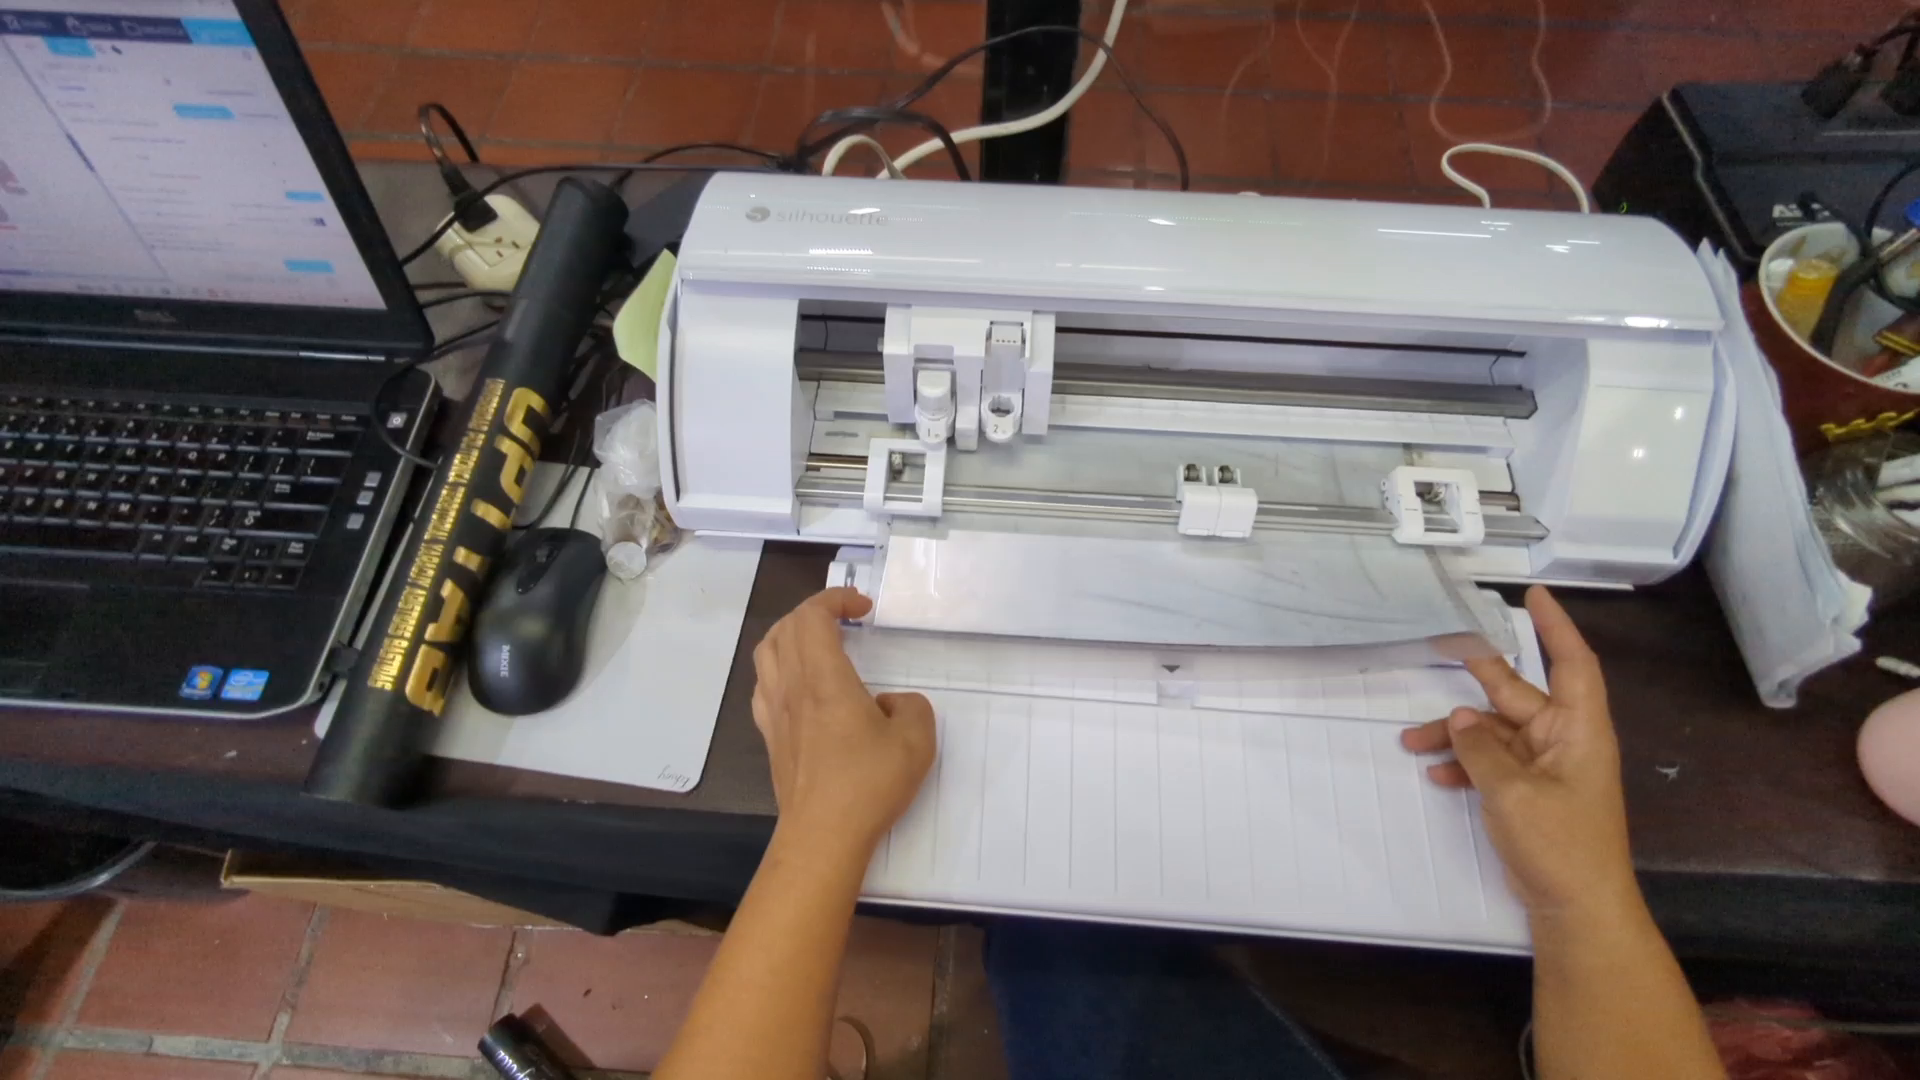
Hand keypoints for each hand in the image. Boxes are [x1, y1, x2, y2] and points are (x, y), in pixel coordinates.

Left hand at [751, 588, 936, 853]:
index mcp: (825, 678)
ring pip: (767, 652)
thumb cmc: (868, 784)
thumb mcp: (916, 740)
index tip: (864, 608)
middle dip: (815, 611)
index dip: (836, 599)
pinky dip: (780, 666)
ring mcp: (775, 712)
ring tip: (820, 643)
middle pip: (786, 627)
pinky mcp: (770, 736)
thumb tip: (891, 703)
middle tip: (846, 619)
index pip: (813, 616)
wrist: (823, 836)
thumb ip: (913, 707)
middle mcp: (792, 687)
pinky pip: (764, 684)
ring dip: (792, 634)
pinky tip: (801, 684)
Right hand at [1400, 586, 1638, 919]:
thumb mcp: (1512, 790)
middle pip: (1513, 693)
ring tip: (1412, 742)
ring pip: (1490, 730)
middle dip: (1476, 675)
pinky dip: (1462, 764)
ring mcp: (1542, 764)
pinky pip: (1487, 760)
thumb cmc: (1559, 842)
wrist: (1575, 905)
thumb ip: (1480, 748)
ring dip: (1453, 735)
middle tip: (1439, 644)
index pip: (1572, 664)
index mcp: (1577, 731)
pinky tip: (1438, 774)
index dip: (1557, 627)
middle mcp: (1561, 739)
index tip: (1536, 595)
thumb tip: (1460, 719)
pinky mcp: (1525, 787)